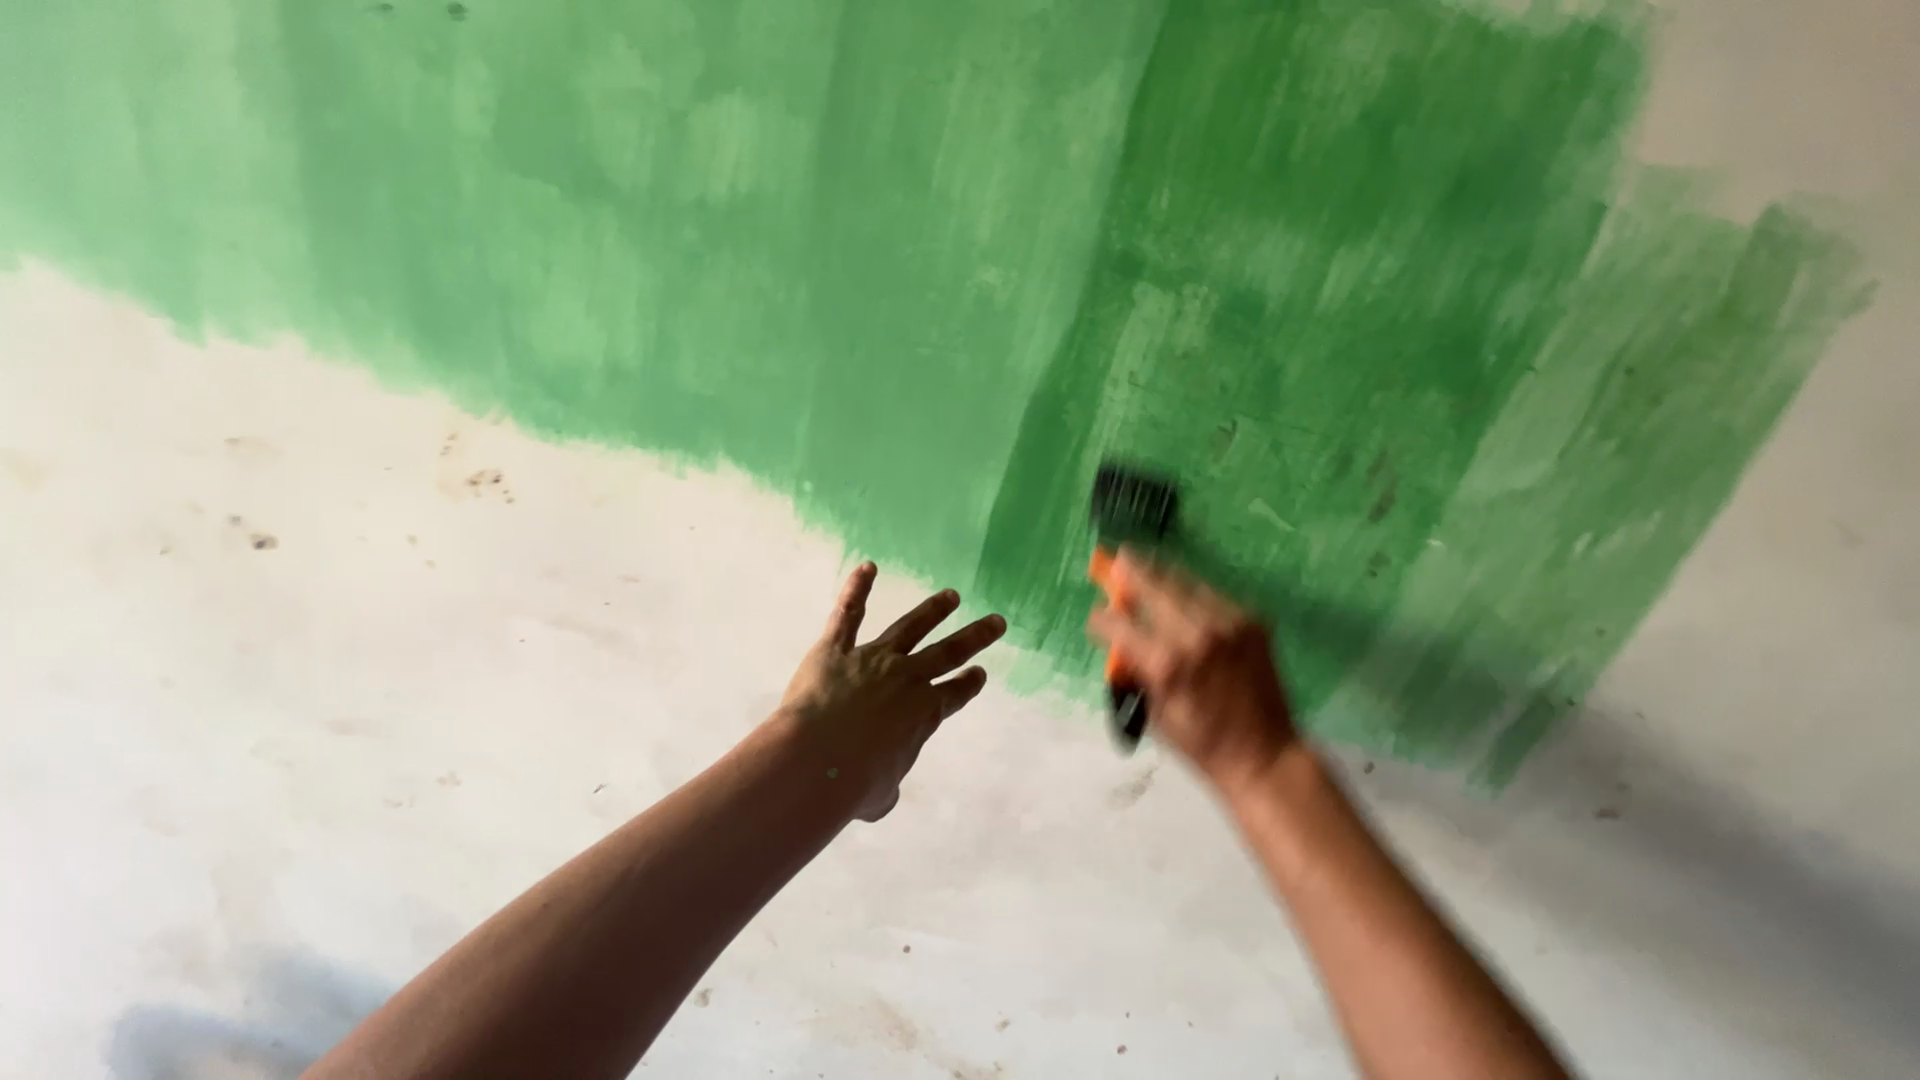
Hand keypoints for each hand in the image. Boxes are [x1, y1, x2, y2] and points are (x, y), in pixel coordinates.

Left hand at [778, 561, 1006, 821]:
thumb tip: (883, 796)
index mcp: (924, 714)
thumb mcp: (879, 797)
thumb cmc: (853, 785)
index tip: (980, 673)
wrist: (817, 761)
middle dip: (975, 637)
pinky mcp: (836, 650)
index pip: (955, 695)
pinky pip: (848, 614)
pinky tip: (867, 567)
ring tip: (950, 596)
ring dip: (932, 611)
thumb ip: (886, 790)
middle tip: (995, 621)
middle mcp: (907, 679)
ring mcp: (873, 659)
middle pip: (948, 653)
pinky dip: (857, 589)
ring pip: (910, 628)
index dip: (969, 684)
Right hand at [1086, 548, 1296, 795]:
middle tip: (1116, 557)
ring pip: (1184, 585)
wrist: (1265, 755)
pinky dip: (1191, 593)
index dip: (1103, 620)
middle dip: (1130, 573)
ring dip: (1161, 575)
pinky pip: (1212, 596)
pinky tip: (1181, 593)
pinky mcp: (1250, 620)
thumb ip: (1138, 670)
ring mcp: (1226, 623)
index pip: (1120, 625)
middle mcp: (1195, 634)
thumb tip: (1122, 641)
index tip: (1096, 619)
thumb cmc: (1201, 744)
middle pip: (1153, 588)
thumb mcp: (1154, 713)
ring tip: (1142, 562)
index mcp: (1166, 663)